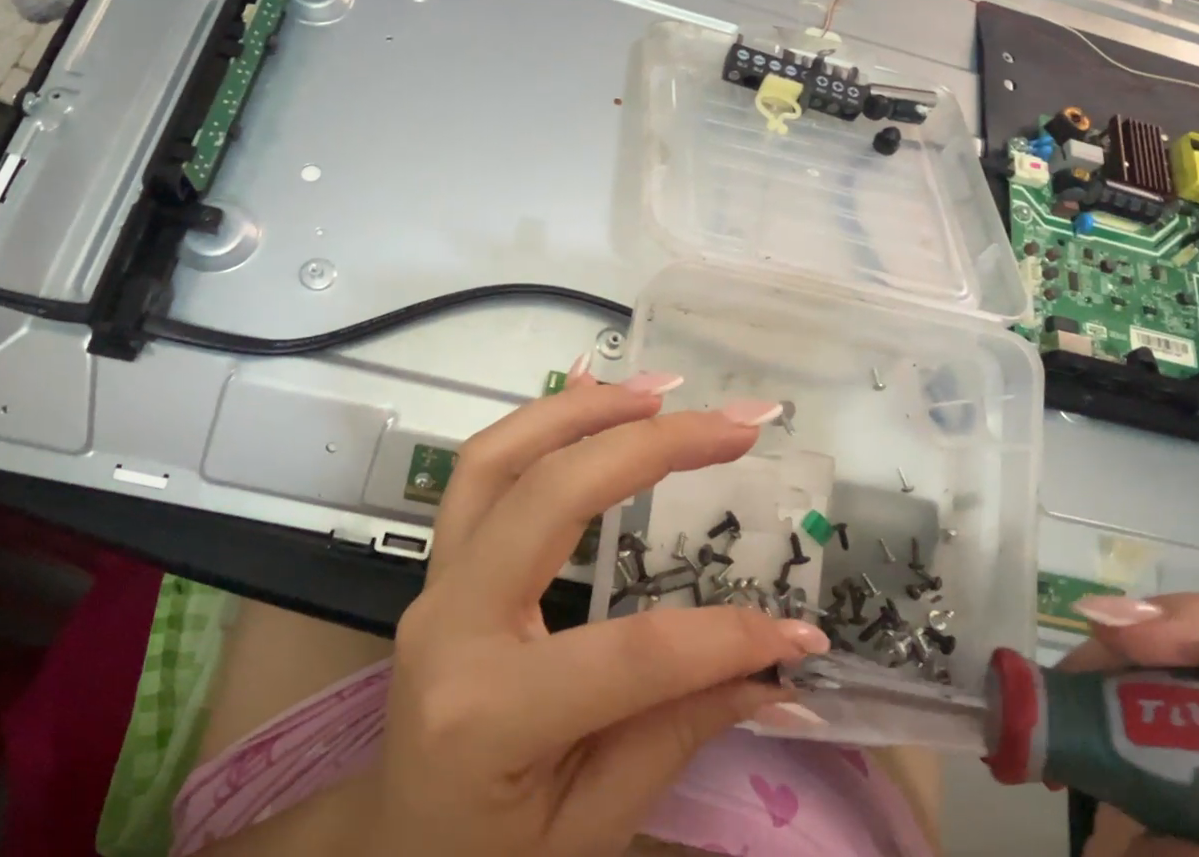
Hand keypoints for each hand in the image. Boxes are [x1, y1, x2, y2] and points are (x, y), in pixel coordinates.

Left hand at [364, 367, 832, 856]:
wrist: (398, 847)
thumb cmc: (495, 854)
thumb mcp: (595, 822)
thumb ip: (681, 732)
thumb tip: (782, 669)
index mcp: (487, 708)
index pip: (632, 653)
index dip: (726, 638)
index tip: (800, 632)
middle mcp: (449, 624)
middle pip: (551, 501)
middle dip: (653, 451)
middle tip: (738, 426)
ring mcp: (434, 583)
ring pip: (498, 461)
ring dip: (583, 411)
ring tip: (664, 389)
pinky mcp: (439, 567)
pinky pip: (479, 475)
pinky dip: (538, 423)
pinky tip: (591, 391)